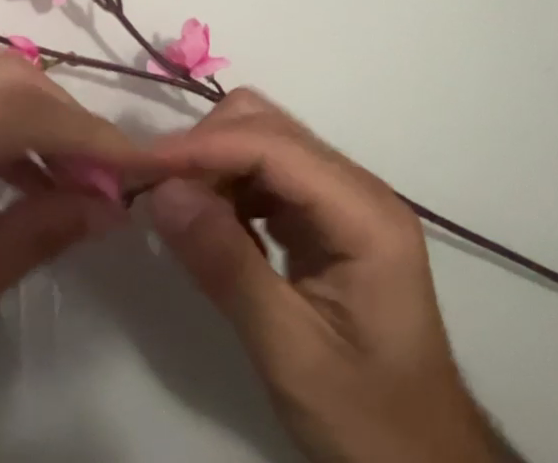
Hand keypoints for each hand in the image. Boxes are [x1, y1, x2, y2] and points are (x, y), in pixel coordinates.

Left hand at [0, 54, 130, 462]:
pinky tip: (23, 176)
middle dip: (68, 118)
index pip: (22, 110)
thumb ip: (35, 235)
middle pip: (4, 77)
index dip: (93, 137)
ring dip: (34, 119)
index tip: (144, 169)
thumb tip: (110, 205)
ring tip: (78, 180)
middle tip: (111, 177)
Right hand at [142, 89, 513, 462]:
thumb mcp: (290, 351)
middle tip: (149, 190)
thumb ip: (227, 266)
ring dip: (210, 165)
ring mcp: (341, 205)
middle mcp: (357, 193)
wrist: (421, 460)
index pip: (274, 148)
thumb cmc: (366, 415)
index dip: (201, 148)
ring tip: (169, 208)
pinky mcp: (322, 223)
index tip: (135, 167)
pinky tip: (204, 225)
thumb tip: (162, 192)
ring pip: (262, 144)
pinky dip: (224, 188)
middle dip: (203, 147)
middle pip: (268, 128)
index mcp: (365, 217)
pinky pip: (263, 179)